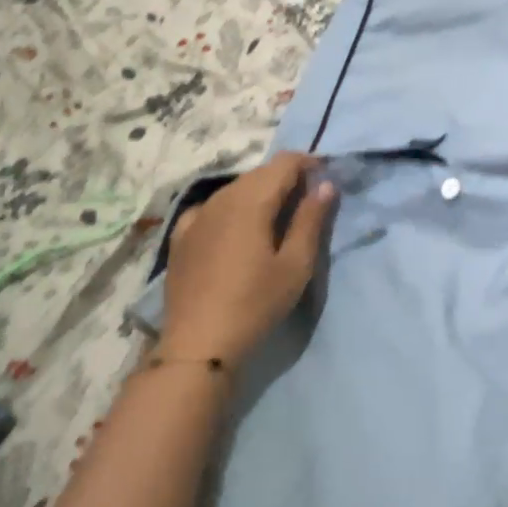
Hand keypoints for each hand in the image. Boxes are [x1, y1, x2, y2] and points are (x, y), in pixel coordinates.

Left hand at [158, 152, 338, 363]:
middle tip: (308, 203)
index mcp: (250, 202)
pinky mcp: (181, 237)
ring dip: (260, 193)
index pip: (284, 162)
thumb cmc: (256, 303)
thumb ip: (311, 219)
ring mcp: (195, 217)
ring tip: (278, 219)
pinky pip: (211, 208)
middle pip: (259, 173)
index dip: (309, 164)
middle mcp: (220, 200)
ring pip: (234, 189)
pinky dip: (231, 209)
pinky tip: (236, 229)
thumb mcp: (296, 264)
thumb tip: (326, 185)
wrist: (199, 344)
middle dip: (286, 178)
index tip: (326, 180)